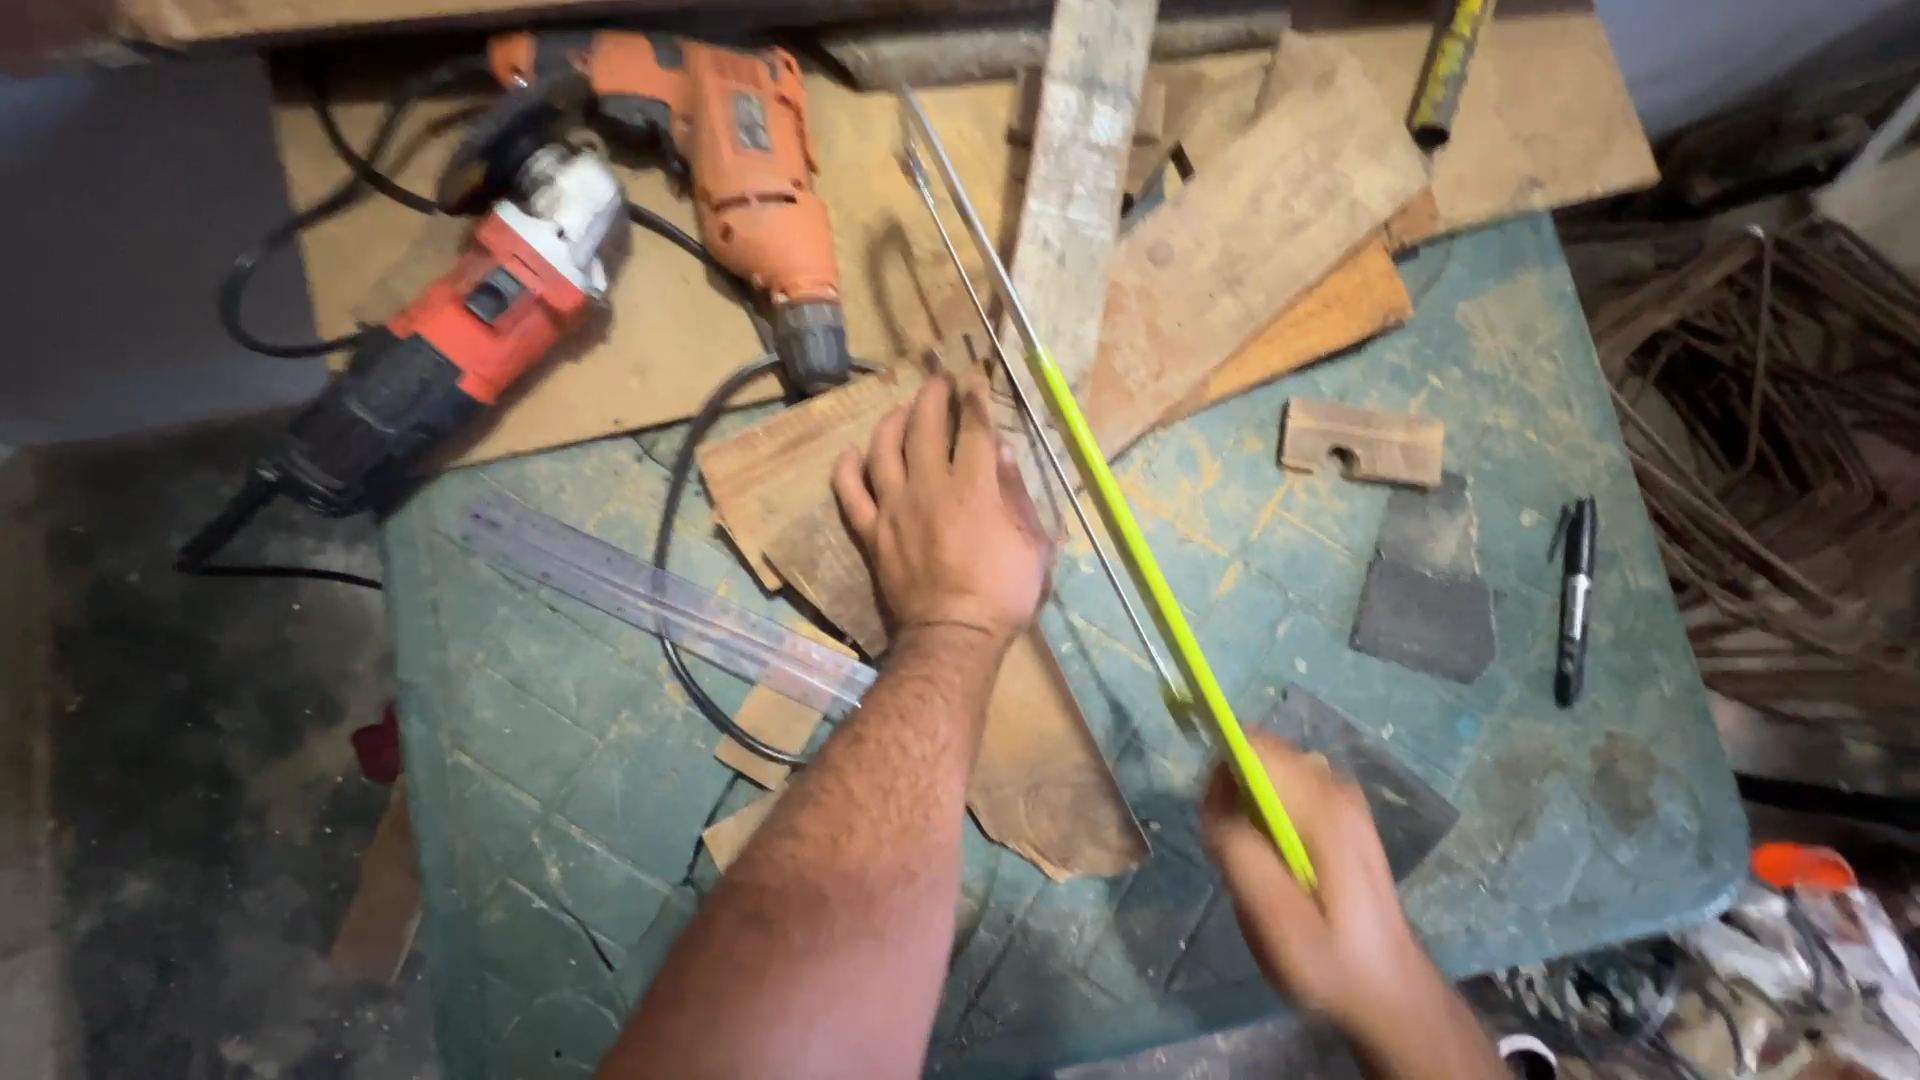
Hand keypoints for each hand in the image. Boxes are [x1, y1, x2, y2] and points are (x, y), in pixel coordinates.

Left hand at [832, 376, 1050, 646]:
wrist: (953, 635)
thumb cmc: (1002, 593)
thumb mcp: (1031, 543)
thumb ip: (1015, 493)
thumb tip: (1002, 449)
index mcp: (973, 488)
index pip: (973, 430)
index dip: (974, 402)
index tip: (974, 384)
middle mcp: (929, 487)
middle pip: (924, 428)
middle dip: (932, 397)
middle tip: (938, 383)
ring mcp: (894, 509)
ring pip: (883, 450)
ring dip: (892, 422)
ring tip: (901, 410)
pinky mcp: (872, 532)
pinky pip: (850, 493)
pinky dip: (847, 468)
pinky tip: (852, 453)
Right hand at [1199, 733, 1440, 1038]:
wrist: (1389, 991)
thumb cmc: (1329, 960)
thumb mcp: (1274, 919)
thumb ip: (1240, 853)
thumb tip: (1215, 806)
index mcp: (1322, 808)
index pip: (1255, 746)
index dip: (1222, 771)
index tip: (1214, 818)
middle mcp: (1336, 789)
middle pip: (1261, 753)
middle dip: (1231, 789)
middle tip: (1228, 846)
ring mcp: (1342, 799)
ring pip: (1271, 769)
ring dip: (1245, 802)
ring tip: (1250, 856)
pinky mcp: (1342, 813)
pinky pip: (1286, 787)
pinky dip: (1265, 809)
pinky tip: (1271, 855)